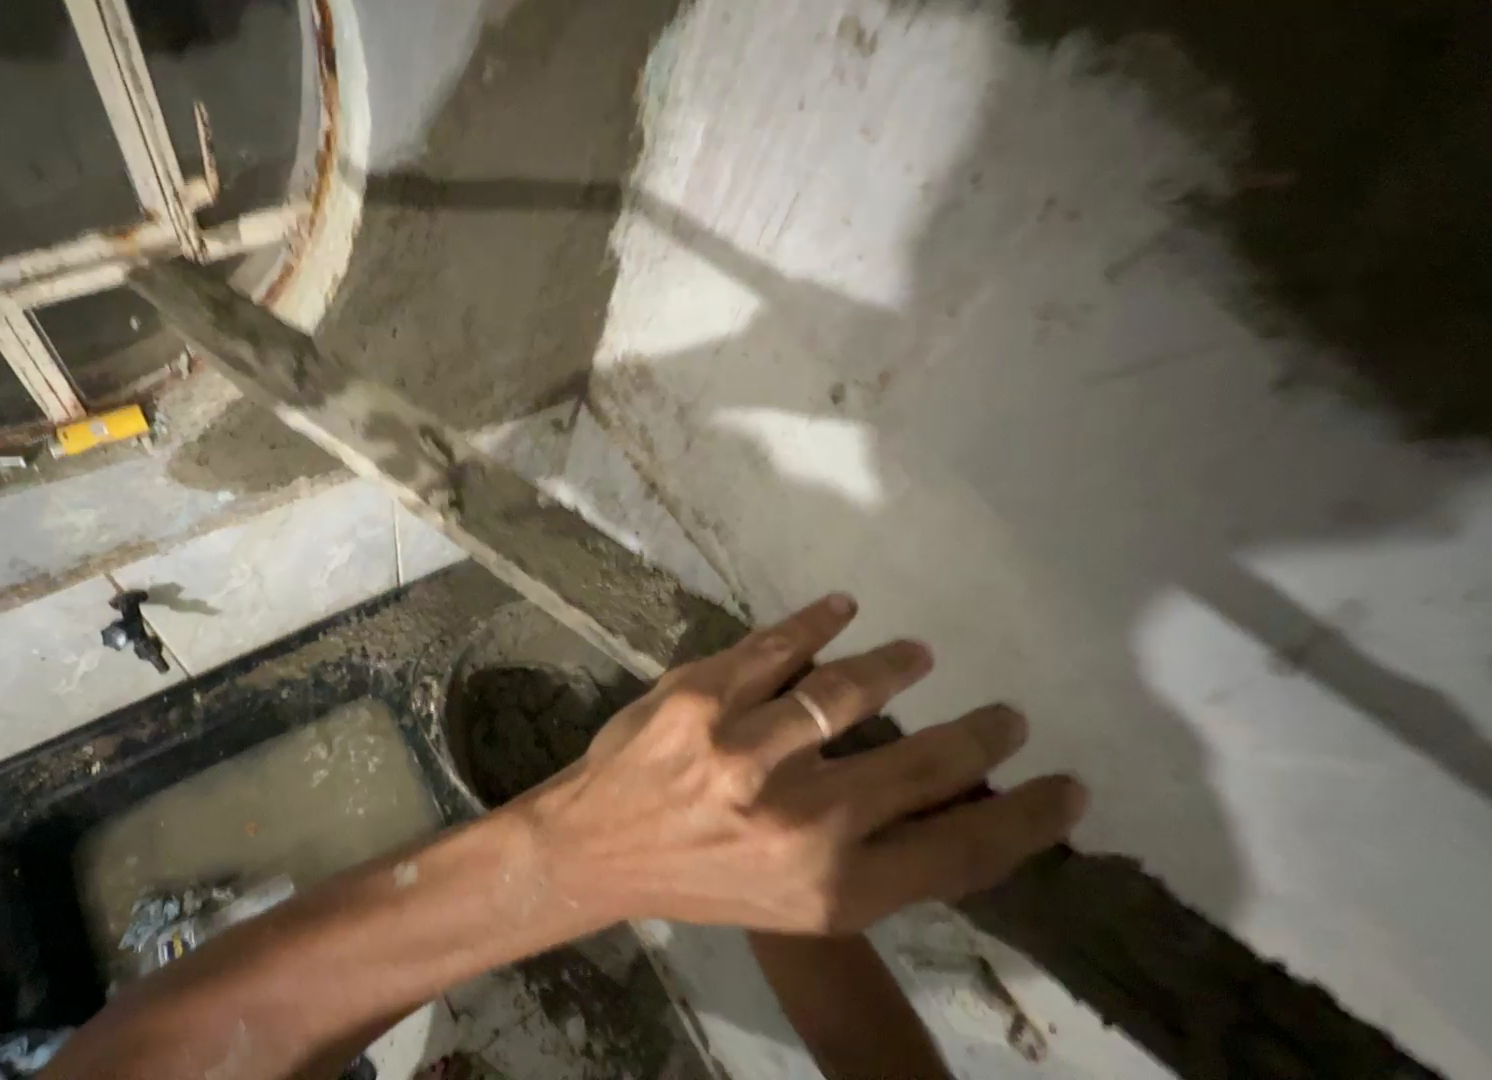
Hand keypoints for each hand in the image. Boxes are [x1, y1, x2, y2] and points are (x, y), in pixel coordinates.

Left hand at [519, 593, 1086, 933]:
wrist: (594, 848)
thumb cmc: (699, 878)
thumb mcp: (794, 900)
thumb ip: (871, 857)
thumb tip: (951, 799)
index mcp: (831, 888)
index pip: (961, 852)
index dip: (1028, 819)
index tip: (1067, 787)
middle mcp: (798, 820)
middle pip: (920, 765)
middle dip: (977, 735)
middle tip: (1005, 715)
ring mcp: (743, 750)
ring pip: (848, 689)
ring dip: (892, 666)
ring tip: (916, 657)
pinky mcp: (698, 696)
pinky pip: (775, 646)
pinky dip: (816, 621)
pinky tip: (842, 608)